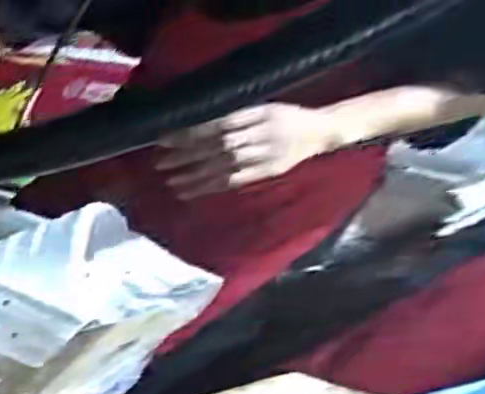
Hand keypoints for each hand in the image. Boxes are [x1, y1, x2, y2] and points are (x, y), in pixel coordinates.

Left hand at [155, 104, 344, 198]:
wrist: (324, 129)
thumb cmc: (285, 119)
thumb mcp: (264, 110)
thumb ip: (234, 119)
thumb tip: (191, 129)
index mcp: (263, 112)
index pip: (221, 123)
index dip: (192, 132)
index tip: (165, 140)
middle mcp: (265, 131)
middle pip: (219, 145)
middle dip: (187, 155)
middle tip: (160, 163)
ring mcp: (267, 152)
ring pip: (224, 164)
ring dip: (193, 174)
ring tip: (169, 180)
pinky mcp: (267, 169)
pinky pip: (232, 180)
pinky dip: (206, 188)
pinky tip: (185, 193)